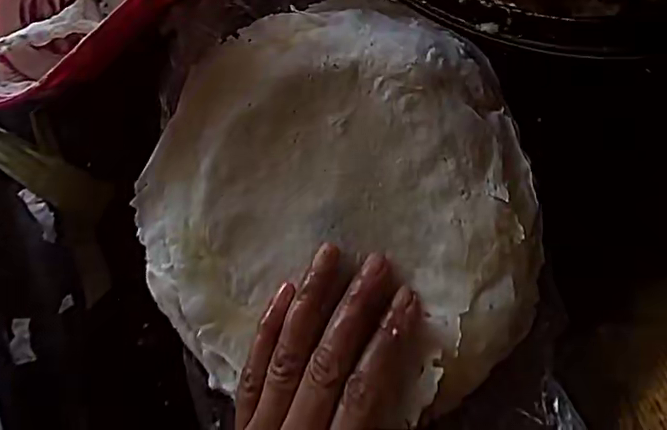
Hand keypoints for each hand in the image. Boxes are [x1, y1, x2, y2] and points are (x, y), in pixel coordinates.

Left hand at [236, 243, 421, 429]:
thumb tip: (426, 409)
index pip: (364, 392)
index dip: (388, 343)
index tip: (408, 300)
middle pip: (327, 362)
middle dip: (354, 309)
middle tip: (378, 263)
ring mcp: (261, 429)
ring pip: (287, 353)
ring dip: (311, 299)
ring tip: (329, 254)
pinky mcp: (240, 426)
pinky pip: (252, 370)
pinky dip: (268, 328)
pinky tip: (282, 290)